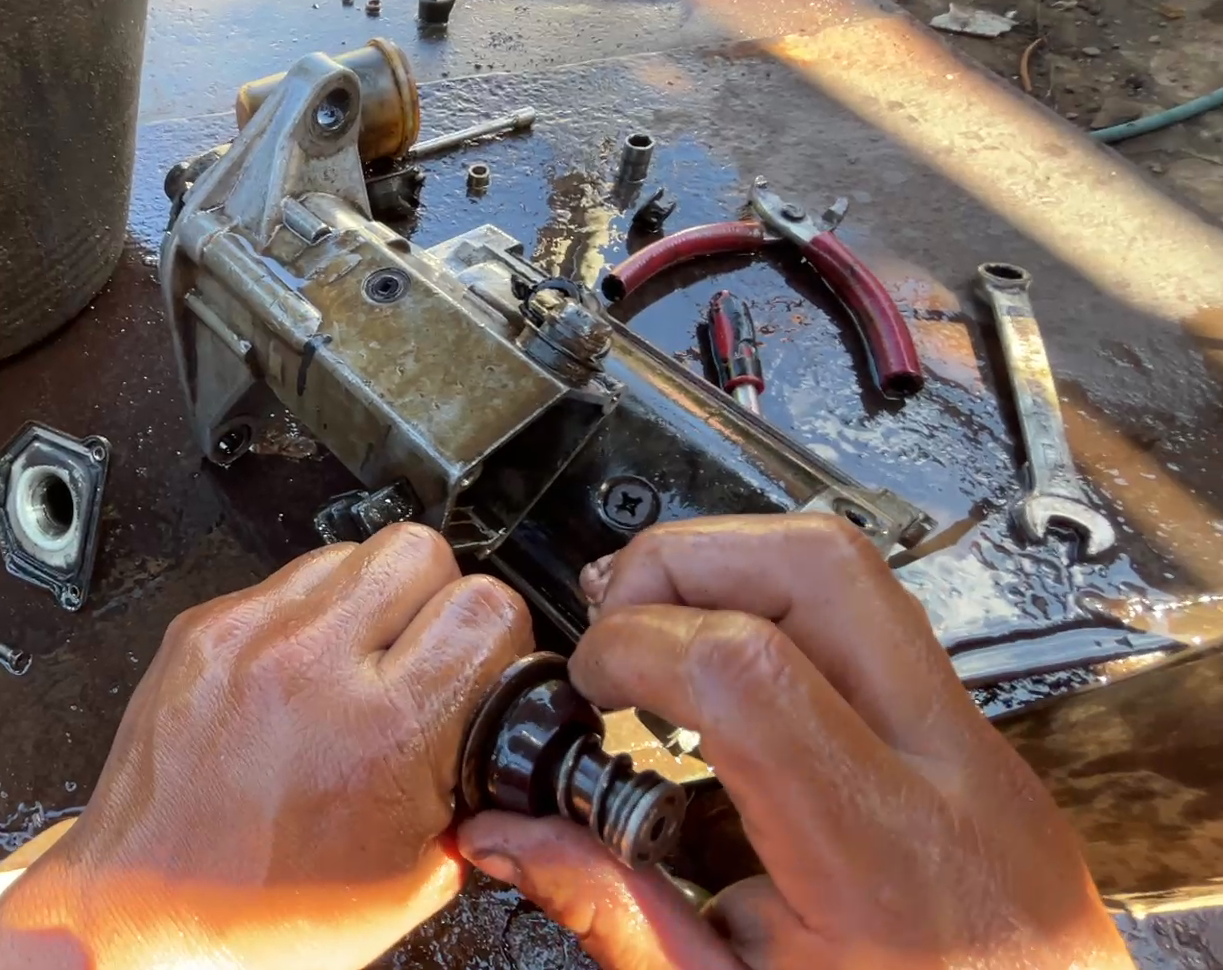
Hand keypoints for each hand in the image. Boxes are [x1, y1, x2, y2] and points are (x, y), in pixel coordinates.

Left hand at [0, 523, 531, 968]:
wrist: (146, 908)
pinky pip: (286, 576)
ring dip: (370, 594)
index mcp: (383, 733)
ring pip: (352, 548)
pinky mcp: (204, 624)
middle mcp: (311, 664)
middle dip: (437, 591)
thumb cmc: (268, 912)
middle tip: (419, 644)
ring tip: (353, 654)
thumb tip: (496, 710)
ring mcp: (248, 634)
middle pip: (420, 547)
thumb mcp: (412, 875)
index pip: (485, 607)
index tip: (482, 654)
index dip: (497, 630)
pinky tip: (297, 663)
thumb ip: (473, 779)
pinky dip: (308, 608)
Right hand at [458, 515, 1128, 969]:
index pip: (743, 670)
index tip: (589, 682)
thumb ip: (609, 913)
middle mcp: (951, 772)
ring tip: (653, 634)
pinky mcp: (957, 724)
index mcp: (888, 862)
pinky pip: (844, 602)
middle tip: (617, 625)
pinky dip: (745, 597)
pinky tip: (704, 661)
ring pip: (835, 560)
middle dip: (675, 563)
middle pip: (814, 565)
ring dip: (710, 568)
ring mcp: (968, 736)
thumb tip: (505, 835)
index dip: (630, 645)